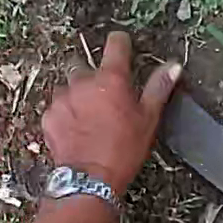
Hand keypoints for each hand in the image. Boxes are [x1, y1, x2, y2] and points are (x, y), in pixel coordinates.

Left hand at [41, 31, 180, 195]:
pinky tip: (74, 131)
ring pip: (67, 87)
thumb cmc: (123, 150)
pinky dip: (64, 115)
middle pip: (83, 64)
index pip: (115, 44)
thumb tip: (174, 66)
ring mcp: (62, 98)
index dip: (120, 43)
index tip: (122, 47)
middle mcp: (83, 82)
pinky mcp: (49, 116)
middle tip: (101, 97)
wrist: (90, 179)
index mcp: (111, 78)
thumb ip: (158, 88)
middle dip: (91, 76)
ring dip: (75, 96)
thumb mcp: (148, 119)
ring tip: (87, 118)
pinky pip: (56, 108)